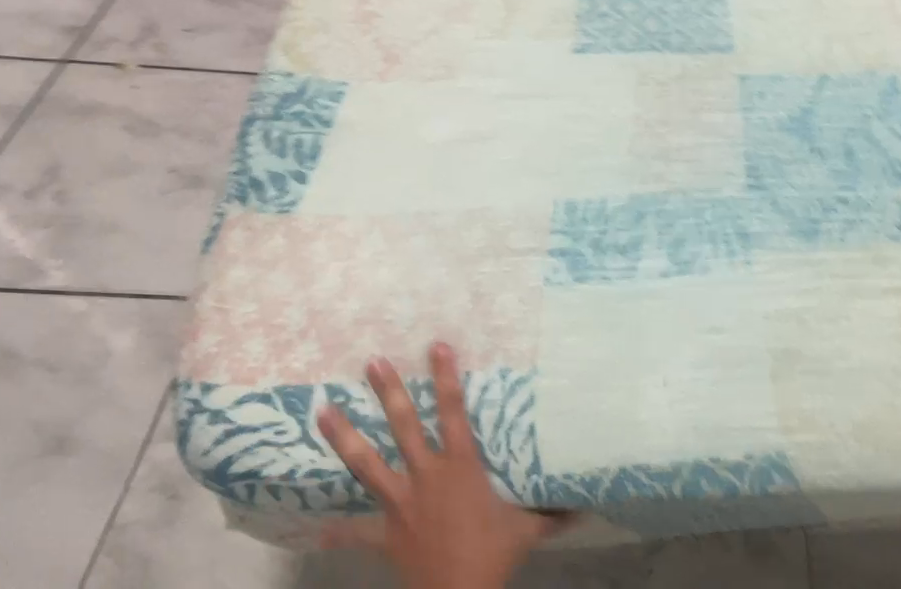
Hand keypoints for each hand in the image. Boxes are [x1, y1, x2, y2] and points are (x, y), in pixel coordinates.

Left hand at [317, 343, 572, 588]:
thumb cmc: (493, 554)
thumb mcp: (529, 529)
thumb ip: (551, 511)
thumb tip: (584, 501)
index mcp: (460, 466)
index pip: (453, 412)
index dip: (446, 377)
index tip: (437, 346)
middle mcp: (426, 475)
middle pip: (403, 425)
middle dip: (388, 392)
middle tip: (372, 361)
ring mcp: (401, 503)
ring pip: (368, 463)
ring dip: (345, 436)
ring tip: (323, 410)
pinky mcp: (386, 533)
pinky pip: (358, 533)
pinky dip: (339, 532)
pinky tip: (315, 531)